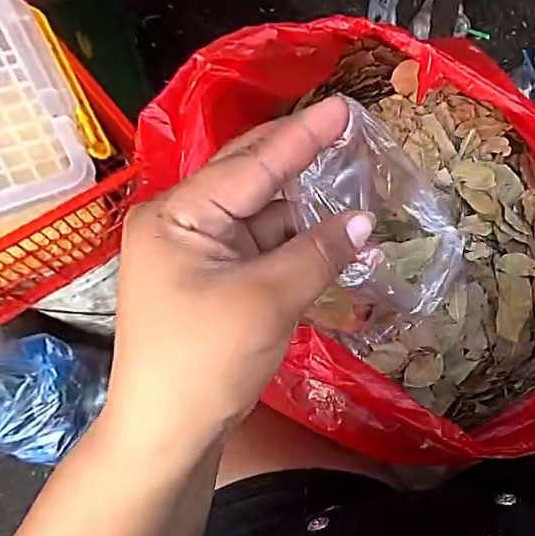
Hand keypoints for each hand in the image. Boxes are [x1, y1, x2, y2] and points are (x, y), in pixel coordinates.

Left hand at [106, 97, 369, 453]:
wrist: (170, 428)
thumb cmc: (207, 359)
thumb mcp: (268, 301)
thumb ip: (318, 254)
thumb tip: (364, 220)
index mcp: (180, 215)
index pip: (253, 166)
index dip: (304, 136)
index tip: (344, 107)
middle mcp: (185, 224)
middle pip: (253, 182)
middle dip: (301, 161)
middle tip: (347, 132)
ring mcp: (201, 254)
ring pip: (265, 220)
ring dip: (308, 214)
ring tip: (354, 192)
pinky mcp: (216, 282)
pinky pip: (265, 250)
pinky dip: (299, 247)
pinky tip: (332, 240)